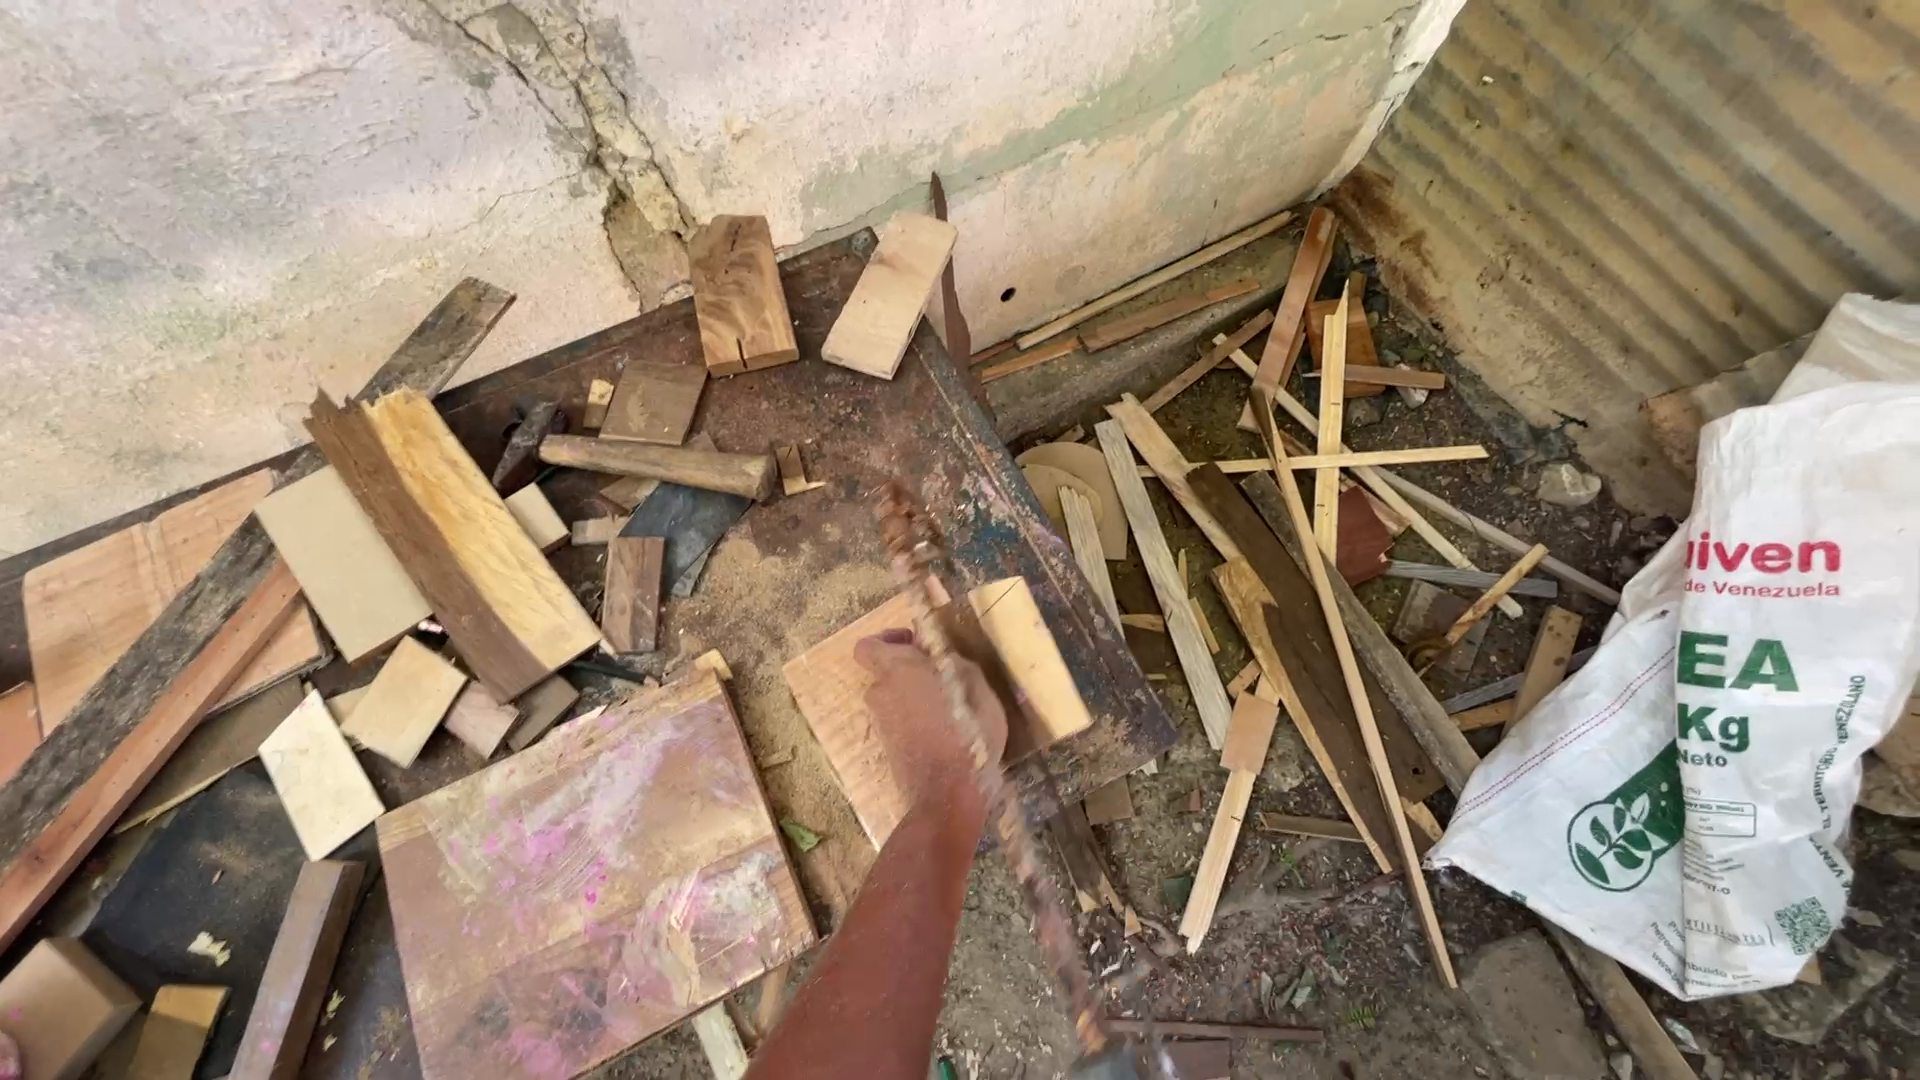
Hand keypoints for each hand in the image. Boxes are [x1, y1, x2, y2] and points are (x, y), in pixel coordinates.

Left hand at [854, 629, 1008, 811]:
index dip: (887, 639)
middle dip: (909, 671)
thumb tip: (939, 653)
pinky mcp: (890, 749)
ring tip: (950, 708)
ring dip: (915, 697)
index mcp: (896, 670)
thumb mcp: (974, 684)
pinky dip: (917, 722)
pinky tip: (946, 732)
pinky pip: (901, 724)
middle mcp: (881, 694)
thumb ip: (952, 661)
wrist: (948, 792)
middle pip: (884, 673)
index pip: (867, 646)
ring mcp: (882, 725)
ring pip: (894, 700)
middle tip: (943, 676)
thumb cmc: (965, 729)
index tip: (916, 644)